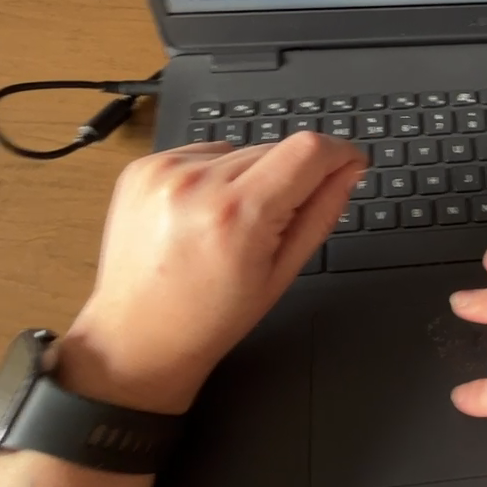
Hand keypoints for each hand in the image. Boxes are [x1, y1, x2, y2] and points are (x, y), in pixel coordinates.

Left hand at [56, 132, 364, 413]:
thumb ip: (323, 212)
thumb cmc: (210, 317)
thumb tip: (350, 170)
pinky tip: (205, 213)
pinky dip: (217, 175)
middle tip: (274, 223)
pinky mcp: (145, 166)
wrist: (136, 338)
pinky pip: (207, 153)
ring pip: (244, 149)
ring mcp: (165, 172)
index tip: (350, 163)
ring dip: (252, 175)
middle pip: (278, 148)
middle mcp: (198, 184)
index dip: (339, 153)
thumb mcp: (284, 271)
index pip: (309, 150)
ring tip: (232, 222)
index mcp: (239, 215)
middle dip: (292, 176)